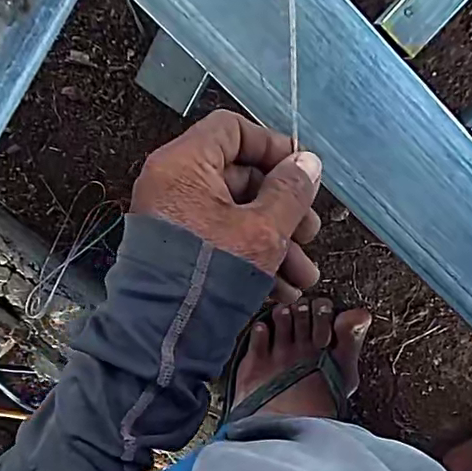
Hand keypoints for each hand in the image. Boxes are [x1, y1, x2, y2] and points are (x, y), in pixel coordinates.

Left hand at [132, 110, 324, 301]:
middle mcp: (175, 187)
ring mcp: (178, 221)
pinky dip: (254, 259)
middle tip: (309, 233)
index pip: (232, 130)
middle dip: (285, 211)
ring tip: (302, 274)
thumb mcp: (262, 231)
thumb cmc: (206, 279)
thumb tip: (306, 165)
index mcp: (185, 166)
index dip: (272, 147)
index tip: (301, 171)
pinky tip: (283, 287)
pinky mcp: (183, 253)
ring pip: (239, 216)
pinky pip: (224, 242)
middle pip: (242, 179)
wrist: (162, 339)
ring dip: (278, 243)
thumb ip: (290, 192)